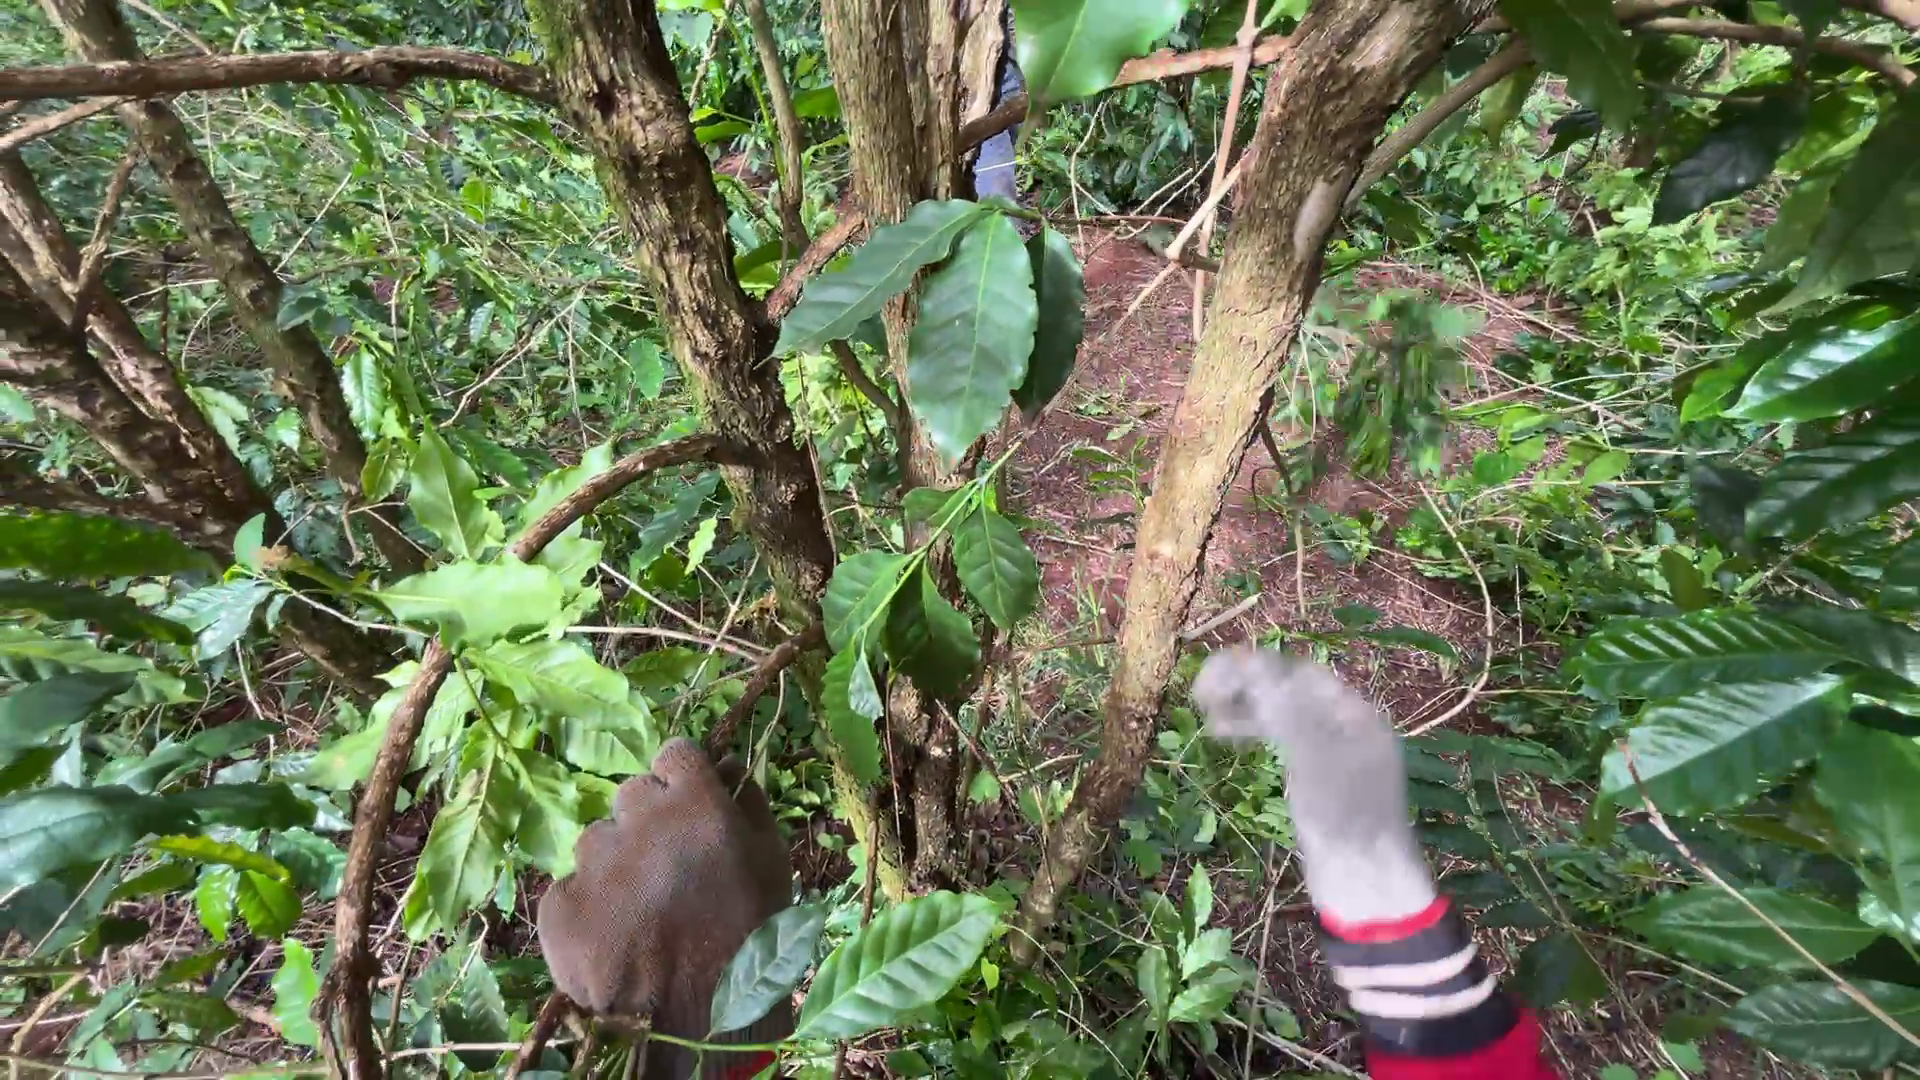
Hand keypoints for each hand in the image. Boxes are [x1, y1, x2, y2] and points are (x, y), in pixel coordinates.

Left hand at [537, 737, 792, 1078]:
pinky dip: (587, 903)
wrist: (706, 1017)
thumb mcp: (770, 856)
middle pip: (633, 793)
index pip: (675, 752)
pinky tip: (614, 931)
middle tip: (667, 861)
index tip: (687, 799)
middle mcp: (641, 819)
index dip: (681, 775)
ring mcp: (596, 863)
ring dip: (616, 860)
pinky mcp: (561, 908)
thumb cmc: (752, 927)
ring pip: (598, 839)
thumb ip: (749, 800)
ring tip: (639, 905)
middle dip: (648, 818)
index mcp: (696, 801)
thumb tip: (727, 762)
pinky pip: (569, 887)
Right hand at [1192, 647, 1435, 926]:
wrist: (1363, 883)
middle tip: (1202, 691)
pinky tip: (1220, 731)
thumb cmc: (1344, 817)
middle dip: (1245, 684)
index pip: (1299, 673)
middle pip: (1287, 687)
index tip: (1214, 676)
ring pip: (1277, 710)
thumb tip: (1250, 664)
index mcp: (1354, 713)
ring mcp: (1327, 748)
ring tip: (1204, 706)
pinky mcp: (1311, 772)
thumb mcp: (1314, 757)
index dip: (1256, 669)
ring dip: (1242, 704)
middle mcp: (1342, 723)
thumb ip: (1284, 708)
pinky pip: (1276, 735)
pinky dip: (1249, 728)